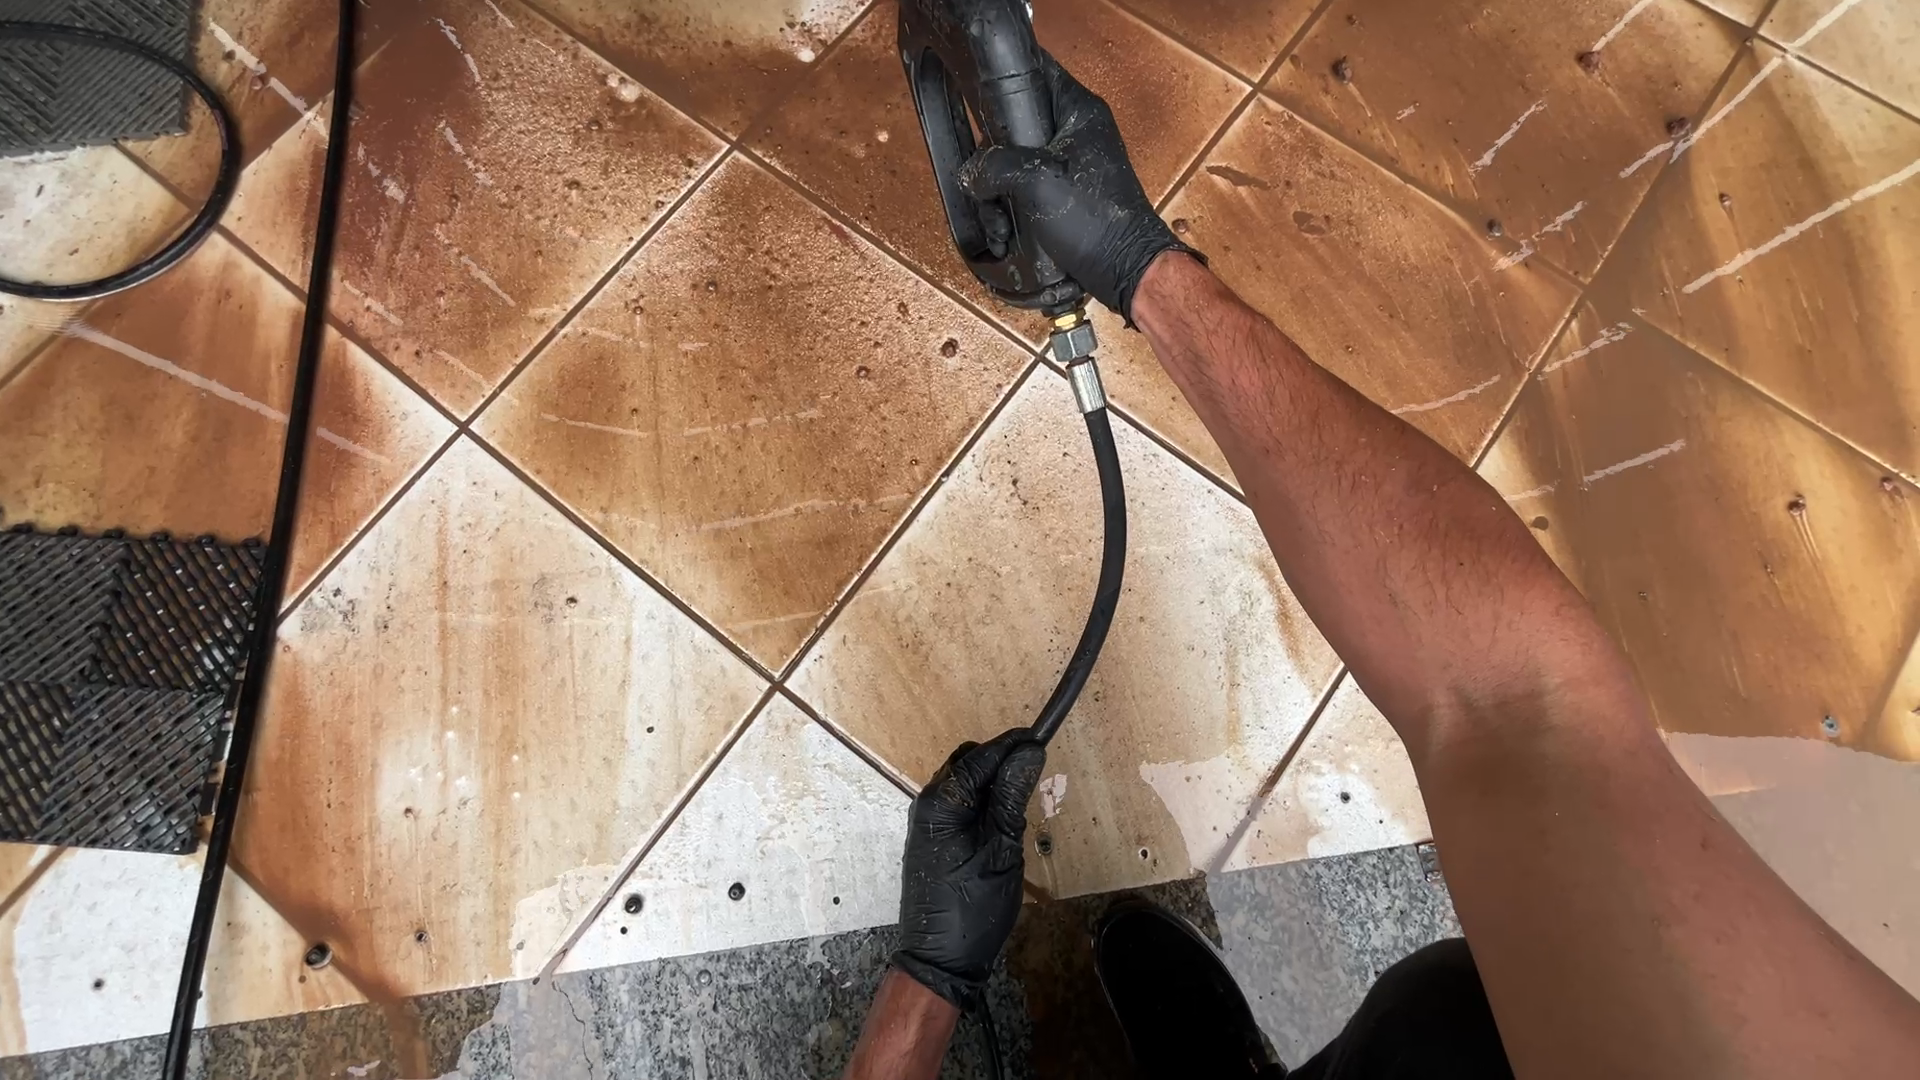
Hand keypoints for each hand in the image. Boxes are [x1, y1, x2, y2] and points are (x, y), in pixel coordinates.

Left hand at [891, 729, 1045, 1009]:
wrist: (939, 961)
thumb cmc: (973, 906)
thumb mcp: (1002, 849)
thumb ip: (1013, 796)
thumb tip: (1028, 750)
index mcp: (941, 801)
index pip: (982, 755)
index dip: (1013, 744)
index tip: (1043, 738)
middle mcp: (928, 803)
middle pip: (968, 762)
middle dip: (1001, 760)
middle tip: (1036, 774)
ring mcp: (927, 822)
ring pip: (964, 783)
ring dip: (993, 782)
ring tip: (1023, 798)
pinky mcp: (931, 838)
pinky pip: (959, 804)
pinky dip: (982, 801)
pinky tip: (1002, 820)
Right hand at [958, 51, 1200, 321]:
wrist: (1123, 271)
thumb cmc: (1095, 222)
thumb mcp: (1039, 183)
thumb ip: (997, 166)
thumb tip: (971, 174)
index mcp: (1078, 113)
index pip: (1034, 73)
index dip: (1002, 88)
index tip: (981, 117)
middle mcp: (1073, 136)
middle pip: (1013, 134)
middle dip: (993, 173)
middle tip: (990, 198)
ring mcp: (1067, 171)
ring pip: (1013, 173)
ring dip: (999, 205)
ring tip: (1002, 231)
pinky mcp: (1062, 202)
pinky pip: (1023, 200)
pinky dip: (1012, 220)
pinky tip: (1008, 240)